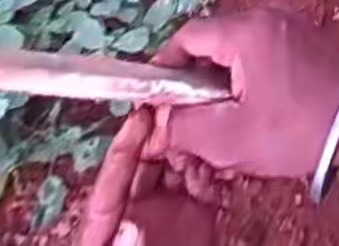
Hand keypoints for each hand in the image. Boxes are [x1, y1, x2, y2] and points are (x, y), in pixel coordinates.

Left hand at [78, 109, 220, 245]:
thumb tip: (128, 222)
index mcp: (106, 232)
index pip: (112, 182)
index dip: (127, 146)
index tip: (144, 113)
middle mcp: (138, 217)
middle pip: (151, 166)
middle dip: (170, 135)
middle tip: (192, 106)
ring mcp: (171, 218)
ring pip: (183, 167)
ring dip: (199, 146)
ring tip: (216, 123)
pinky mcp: (199, 220)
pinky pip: (209, 184)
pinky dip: (220, 166)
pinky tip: (232, 151)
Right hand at [153, 7, 338, 177]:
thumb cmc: (297, 127)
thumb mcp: (229, 137)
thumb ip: (183, 125)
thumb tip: (159, 120)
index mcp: (248, 30)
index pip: (188, 36)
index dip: (164, 69)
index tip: (155, 104)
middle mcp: (268, 14)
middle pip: (211, 43)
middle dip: (193, 85)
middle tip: (186, 125)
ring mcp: (288, 23)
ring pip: (234, 52)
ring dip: (220, 87)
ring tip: (219, 127)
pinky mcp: (301, 36)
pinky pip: (258, 52)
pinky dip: (245, 80)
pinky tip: (248, 115)